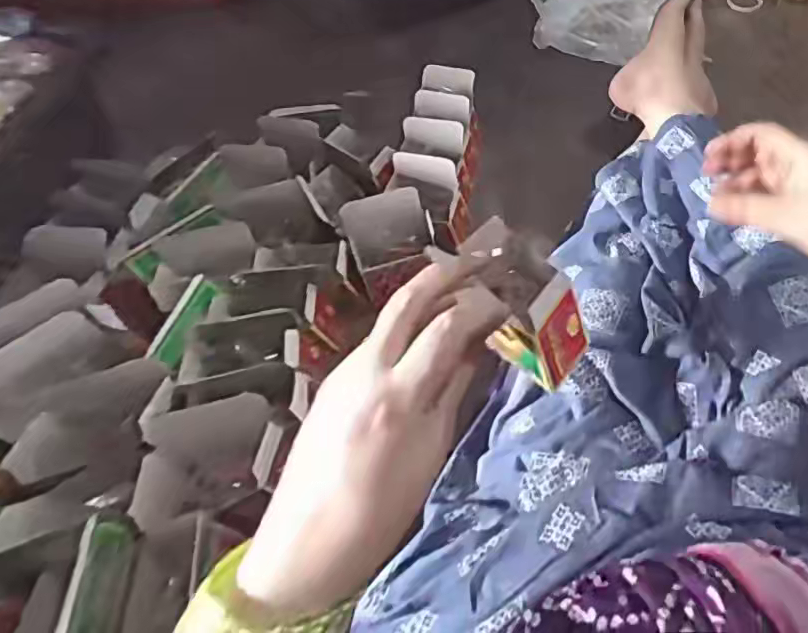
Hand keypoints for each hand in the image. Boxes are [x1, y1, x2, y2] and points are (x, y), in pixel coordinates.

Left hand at [236, 263, 507, 618]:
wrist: (297, 552)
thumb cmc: (377, 514)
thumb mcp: (430, 451)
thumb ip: (454, 389)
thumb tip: (482, 346)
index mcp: (396, 394)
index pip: (447, 324)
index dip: (484, 306)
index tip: (510, 301)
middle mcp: (366, 369)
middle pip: (410, 298)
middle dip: (451, 270)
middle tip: (487, 256)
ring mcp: (345, 370)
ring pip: (393, 312)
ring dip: (432, 289)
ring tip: (467, 279)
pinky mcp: (335, 379)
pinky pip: (381, 335)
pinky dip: (412, 319)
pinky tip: (432, 324)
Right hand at [703, 122, 807, 282]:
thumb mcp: (786, 216)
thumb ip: (746, 209)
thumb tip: (709, 204)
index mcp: (798, 153)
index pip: (759, 133)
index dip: (732, 141)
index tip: (709, 159)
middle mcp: (801, 161)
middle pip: (760, 152)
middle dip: (733, 163)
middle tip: (709, 180)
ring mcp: (807, 181)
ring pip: (767, 174)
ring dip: (743, 184)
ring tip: (722, 202)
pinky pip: (777, 192)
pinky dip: (759, 198)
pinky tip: (744, 212)